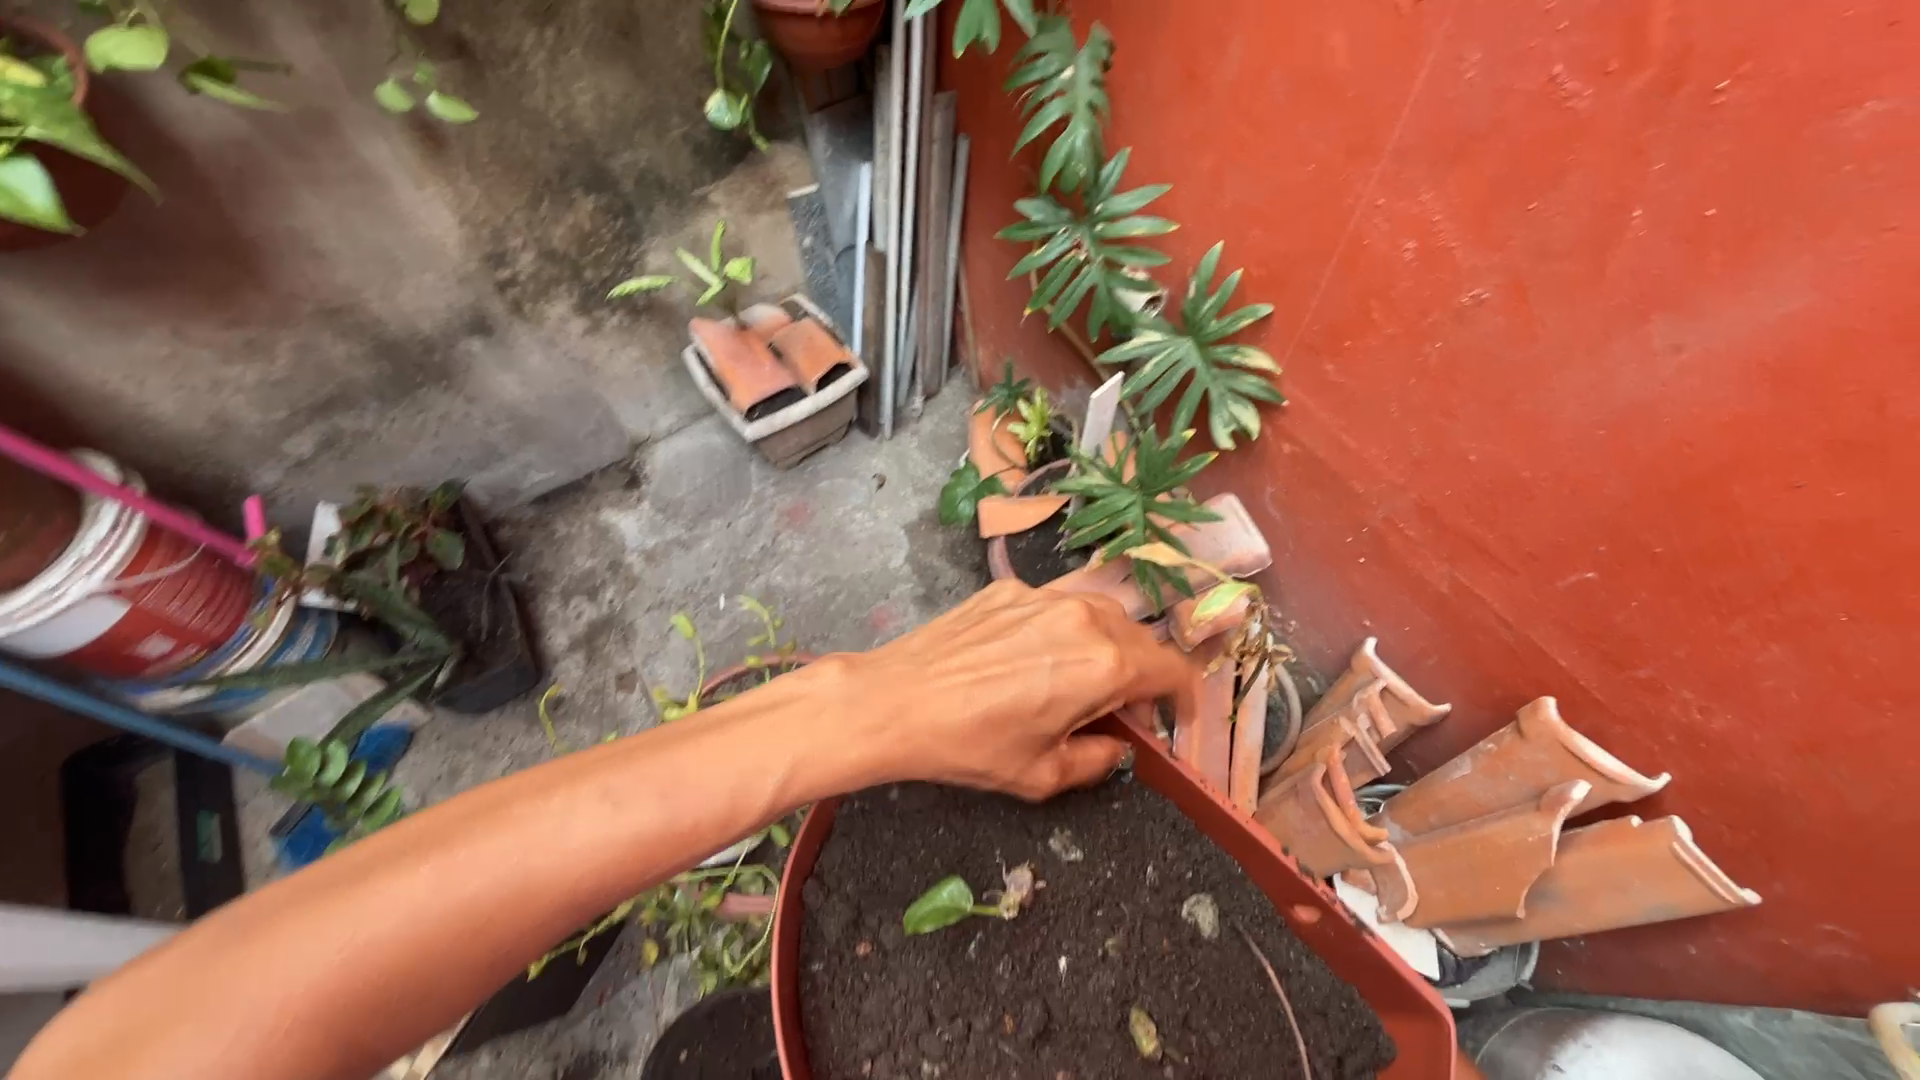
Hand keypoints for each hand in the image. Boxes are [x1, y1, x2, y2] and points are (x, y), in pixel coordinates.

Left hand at [833, 580, 1200, 799]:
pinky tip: (1029, 658)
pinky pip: (1055, 605)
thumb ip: (1097, 760)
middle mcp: (1084, 617)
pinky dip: (1062, 630)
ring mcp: (1043, 596)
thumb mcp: (1042, 774)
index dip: (1183, 698)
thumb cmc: (972, 744)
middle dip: (1143, 675)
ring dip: (1106, 646)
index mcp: (1104, 664)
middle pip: (1139, 639)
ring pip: (1100, 613)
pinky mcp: (1008, 589)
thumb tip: (1115, 747)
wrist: (896, 700)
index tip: (1175, 718)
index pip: (1171, 669)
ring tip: (1078, 681)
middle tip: (1120, 710)